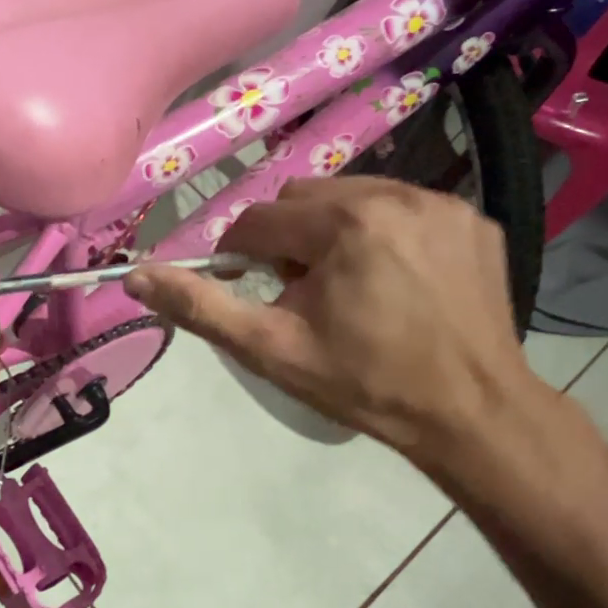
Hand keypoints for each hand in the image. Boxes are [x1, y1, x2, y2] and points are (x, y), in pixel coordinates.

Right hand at [124, 176, 552, 462]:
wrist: (473, 413)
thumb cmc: (363, 383)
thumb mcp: (269, 349)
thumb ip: (199, 306)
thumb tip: (135, 275)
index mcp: (344, 225)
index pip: (258, 220)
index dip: (245, 259)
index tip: (262, 297)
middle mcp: (394, 196)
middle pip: (301, 200)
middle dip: (288, 241)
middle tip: (305, 294)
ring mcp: (441, 204)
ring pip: (350, 195)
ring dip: (331, 231)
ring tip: (348, 285)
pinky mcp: (472, 218)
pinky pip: (399, 205)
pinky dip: (380, 231)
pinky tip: (393, 278)